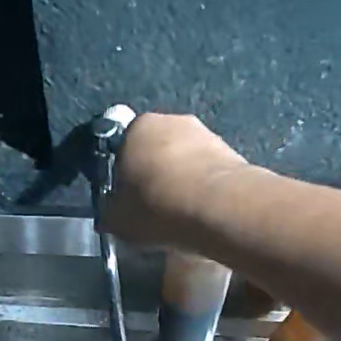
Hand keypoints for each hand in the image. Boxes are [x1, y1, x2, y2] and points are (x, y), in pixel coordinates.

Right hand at [104, 113, 250, 247]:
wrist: (218, 208)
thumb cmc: (156, 206)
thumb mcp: (117, 220)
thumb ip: (110, 214)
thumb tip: (109, 217)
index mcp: (136, 128)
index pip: (120, 149)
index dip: (122, 176)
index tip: (126, 200)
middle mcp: (171, 120)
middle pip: (155, 151)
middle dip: (153, 175)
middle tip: (152, 208)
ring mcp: (205, 132)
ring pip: (183, 160)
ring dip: (180, 181)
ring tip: (179, 214)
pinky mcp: (231, 151)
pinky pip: (207, 172)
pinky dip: (202, 189)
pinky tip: (200, 213)